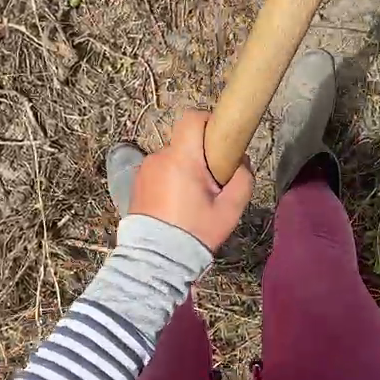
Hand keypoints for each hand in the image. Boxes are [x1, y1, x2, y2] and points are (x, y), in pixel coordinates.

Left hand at [127, 112, 253, 250]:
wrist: (155, 261)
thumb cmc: (195, 233)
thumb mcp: (229, 211)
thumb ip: (243, 180)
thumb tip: (241, 161)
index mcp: (182, 159)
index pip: (192, 118)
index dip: (209, 121)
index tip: (220, 141)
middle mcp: (159, 158)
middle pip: (185, 142)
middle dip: (200, 155)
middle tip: (211, 183)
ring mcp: (144, 170)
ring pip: (172, 158)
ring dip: (184, 170)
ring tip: (192, 201)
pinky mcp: (136, 184)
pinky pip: (159, 172)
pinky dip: (170, 181)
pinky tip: (176, 206)